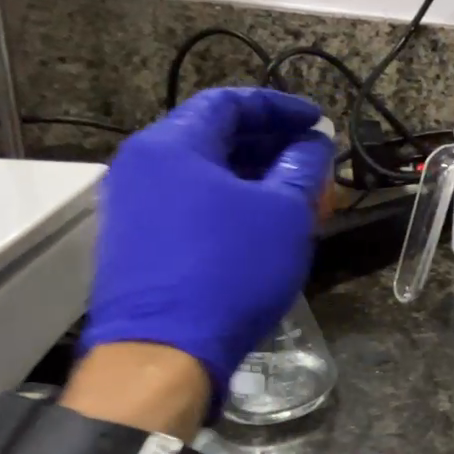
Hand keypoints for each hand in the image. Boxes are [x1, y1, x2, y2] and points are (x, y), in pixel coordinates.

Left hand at [79, 88, 332, 418]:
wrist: (164, 351)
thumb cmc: (231, 268)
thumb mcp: (284, 212)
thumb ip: (302, 166)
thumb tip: (314, 142)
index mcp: (173, 146)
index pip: (229, 102)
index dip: (280, 107)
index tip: (318, 121)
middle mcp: (144, 166)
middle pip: (215, 134)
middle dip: (272, 142)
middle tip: (315, 158)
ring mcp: (135, 205)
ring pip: (205, 171)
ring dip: (256, 174)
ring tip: (301, 192)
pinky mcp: (139, 240)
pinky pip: (192, 200)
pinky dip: (233, 198)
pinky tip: (268, 220)